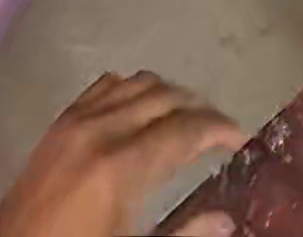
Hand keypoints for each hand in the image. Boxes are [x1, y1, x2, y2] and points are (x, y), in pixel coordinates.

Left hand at [0, 71, 244, 236]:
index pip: (184, 130)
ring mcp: (78, 117)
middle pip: (165, 97)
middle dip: (199, 108)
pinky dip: (132, 88)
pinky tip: (141, 108)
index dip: (219, 128)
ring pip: (138, 82)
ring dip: (168, 93)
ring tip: (186, 116)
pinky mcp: (61, 118)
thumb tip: (227, 218)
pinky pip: (106, 83)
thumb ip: (185, 233)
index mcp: (122, 167)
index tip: (241, 136)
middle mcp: (102, 128)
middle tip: (219, 129)